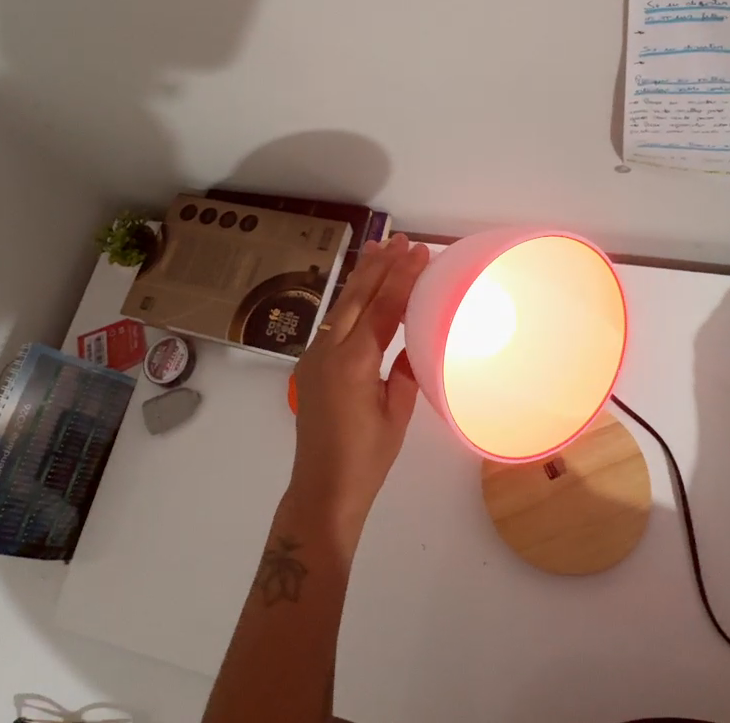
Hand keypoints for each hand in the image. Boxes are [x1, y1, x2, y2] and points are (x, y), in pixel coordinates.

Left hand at [286, 233, 429, 544]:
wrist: (322, 489)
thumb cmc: (366, 459)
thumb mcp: (396, 416)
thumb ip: (404, 375)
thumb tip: (411, 347)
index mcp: (354, 363)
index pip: (382, 309)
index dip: (401, 278)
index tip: (419, 252)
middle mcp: (329, 352)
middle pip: (355, 298)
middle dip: (379, 265)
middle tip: (399, 239)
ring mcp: (314, 358)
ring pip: (340, 307)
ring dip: (362, 279)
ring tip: (380, 251)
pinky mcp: (310, 368)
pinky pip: (333, 325)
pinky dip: (351, 303)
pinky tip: (362, 294)